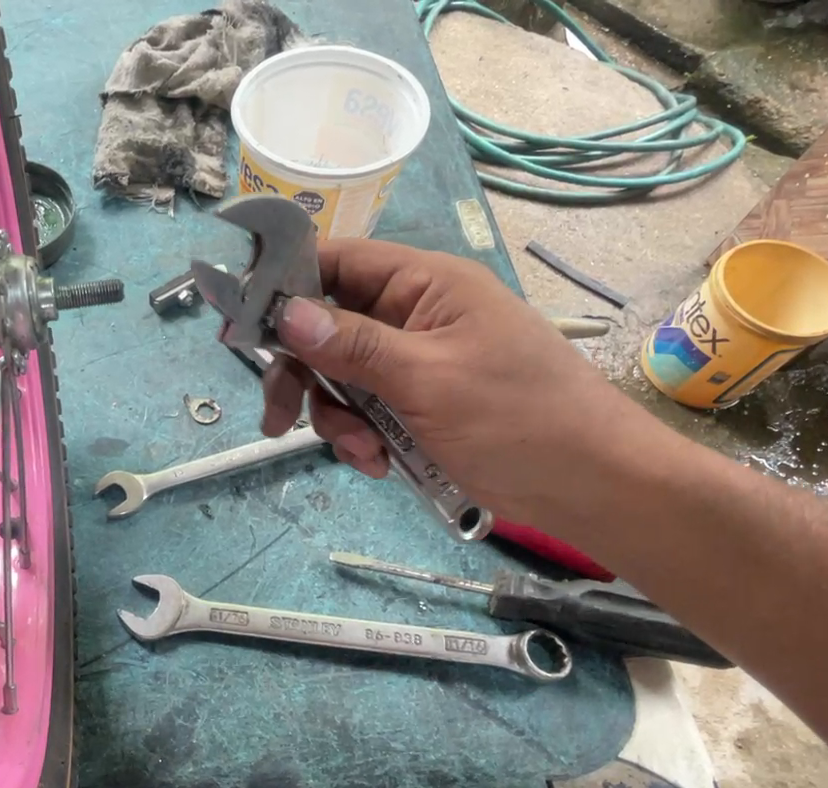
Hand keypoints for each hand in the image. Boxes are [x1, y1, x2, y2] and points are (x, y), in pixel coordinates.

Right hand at [260, 239, 658, 531]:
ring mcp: (413, 363)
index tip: (240, 325)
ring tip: (363, 453)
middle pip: (325, 329)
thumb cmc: (517, 417)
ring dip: (336, 418)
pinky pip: (363, 413)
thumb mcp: (426, 378)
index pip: (336, 262)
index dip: (283, 284)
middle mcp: (412, 315)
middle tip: (279, 419)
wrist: (586, 485)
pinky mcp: (416, 406)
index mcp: (423, 284)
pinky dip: (360, 439)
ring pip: (338, 378)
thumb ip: (351, 345)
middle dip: (303, 376)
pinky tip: (378, 465)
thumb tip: (284, 311)